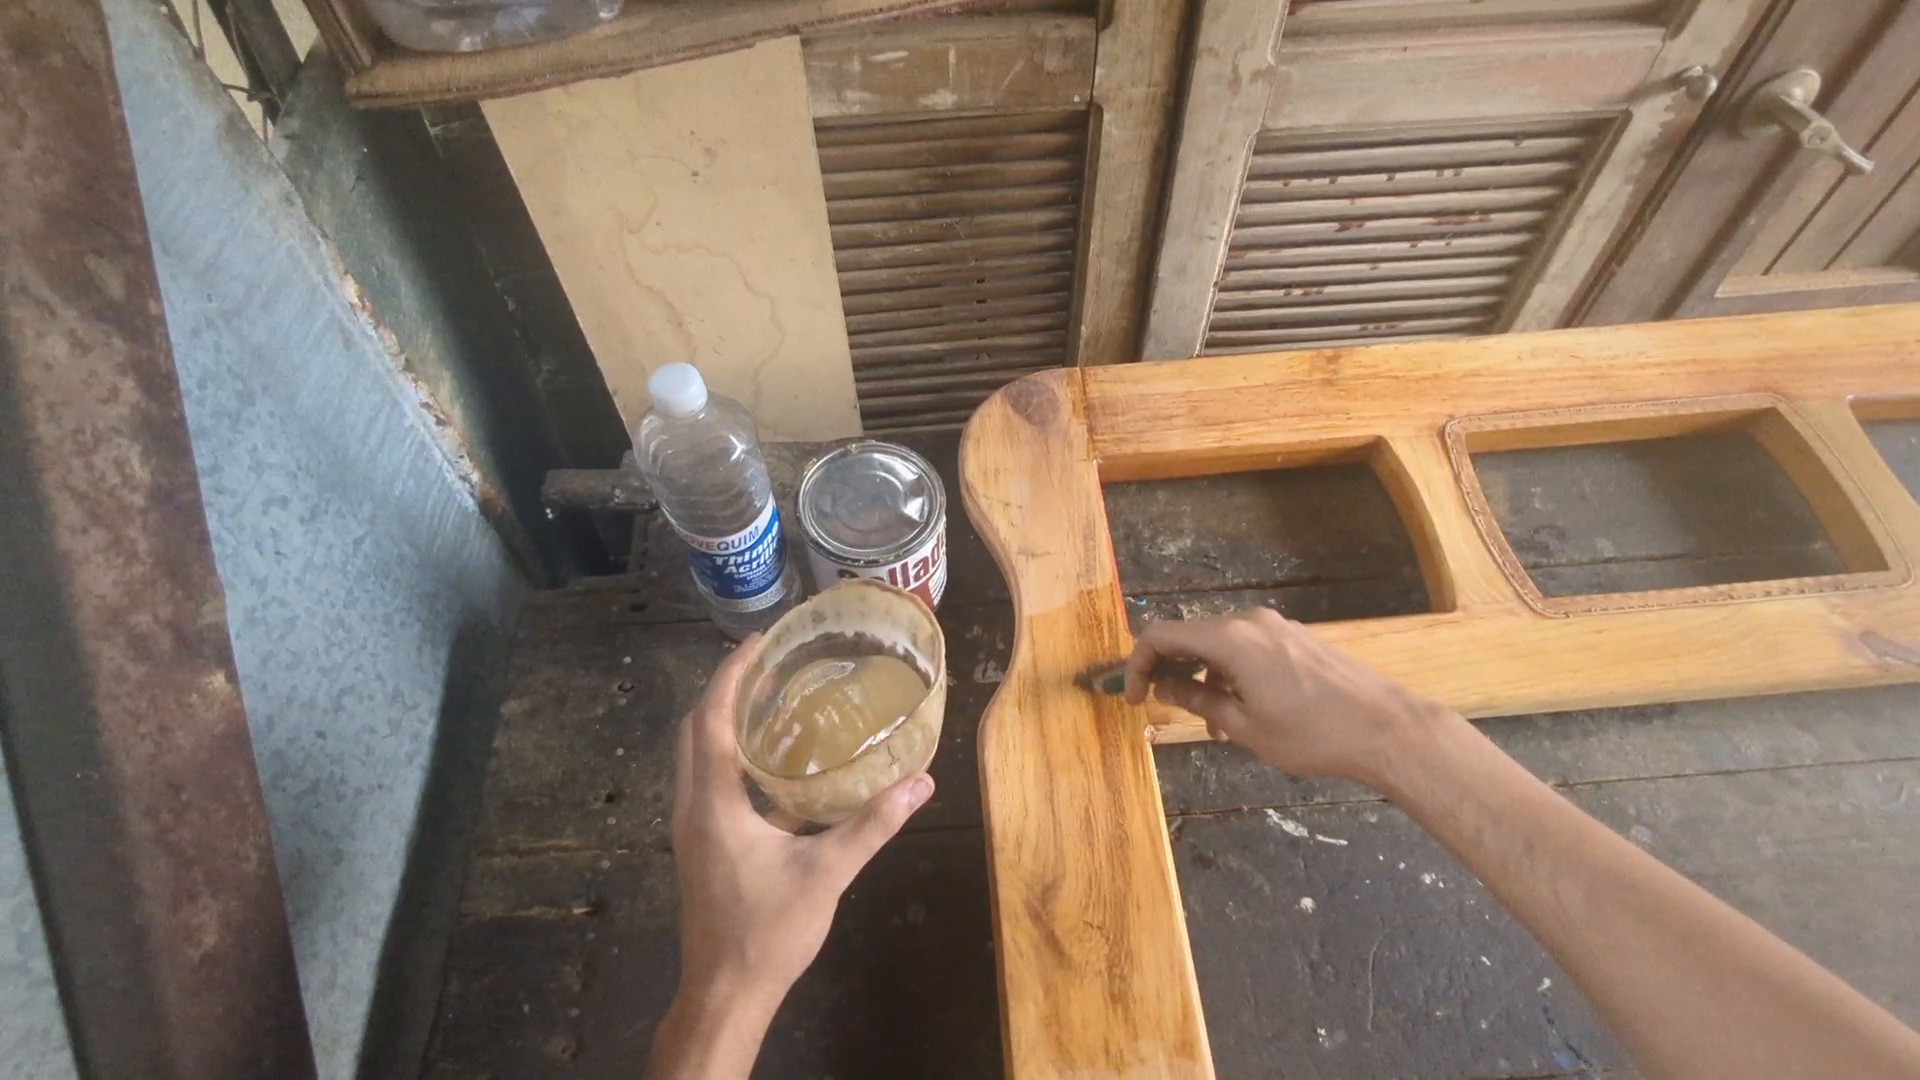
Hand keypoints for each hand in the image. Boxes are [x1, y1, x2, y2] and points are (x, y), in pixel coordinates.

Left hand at [665, 635, 933, 1029]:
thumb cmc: (768, 932)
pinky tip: (776, 759)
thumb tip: (921, 782)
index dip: (730, 675)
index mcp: (714, 804)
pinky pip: (710, 779)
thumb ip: (874, 825)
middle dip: (725, 689)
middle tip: (767, 661)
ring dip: (724, 719)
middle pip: (695, 730)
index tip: (756, 641)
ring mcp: (694, 827)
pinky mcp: (703, 844)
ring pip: (697, 755)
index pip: (711, 721)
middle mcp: (694, 807)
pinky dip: (733, 753)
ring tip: (770, 696)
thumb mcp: (827, 874)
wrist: (725, 996)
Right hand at [1123, 607, 1444, 784]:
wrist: (1389, 729)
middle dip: (1170, 672)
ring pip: (1218, 645)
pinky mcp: (1295, 637)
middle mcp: (1249, 622)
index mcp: (1231, 640)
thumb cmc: (1312, 734)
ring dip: (1202, 677)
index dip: (1137, 664)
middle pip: (1189, 636)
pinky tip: (1244, 710)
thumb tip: (1162, 687)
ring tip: (1214, 725)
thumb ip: (1197, 701)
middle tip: (1165, 708)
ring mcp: (1275, 627)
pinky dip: (1230, 673)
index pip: (1161, 635)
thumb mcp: (1245, 726)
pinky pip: (1246, 648)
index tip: (1134, 699)